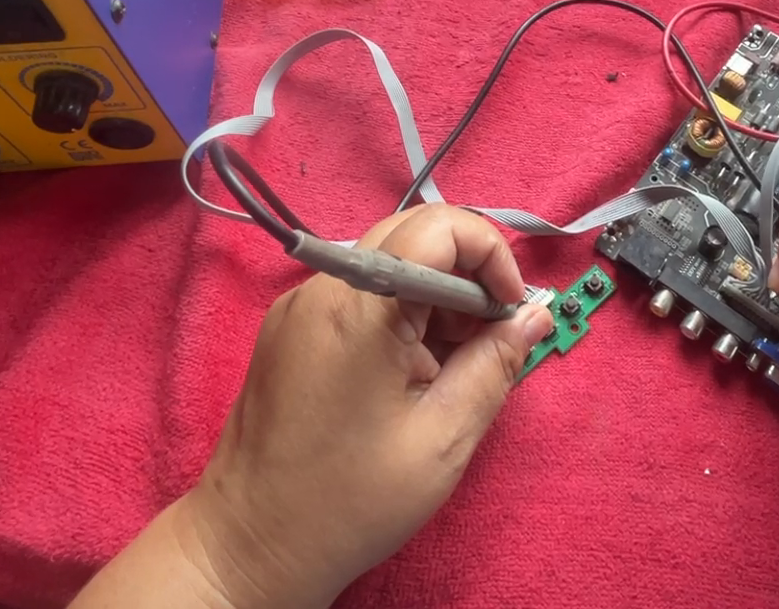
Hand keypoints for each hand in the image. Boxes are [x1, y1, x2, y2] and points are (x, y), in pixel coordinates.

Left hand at [185, 205, 554, 607]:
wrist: (244, 550)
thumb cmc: (348, 501)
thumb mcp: (442, 439)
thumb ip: (496, 364)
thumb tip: (534, 316)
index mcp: (360, 307)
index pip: (439, 228)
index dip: (490, 253)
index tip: (509, 308)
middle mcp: (324, 286)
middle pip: (416, 236)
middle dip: (467, 276)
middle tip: (487, 336)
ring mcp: (302, 302)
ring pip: (392, 262)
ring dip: (437, 297)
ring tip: (450, 364)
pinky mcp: (292, 324)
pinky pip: (363, 291)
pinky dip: (402, 312)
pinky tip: (410, 370)